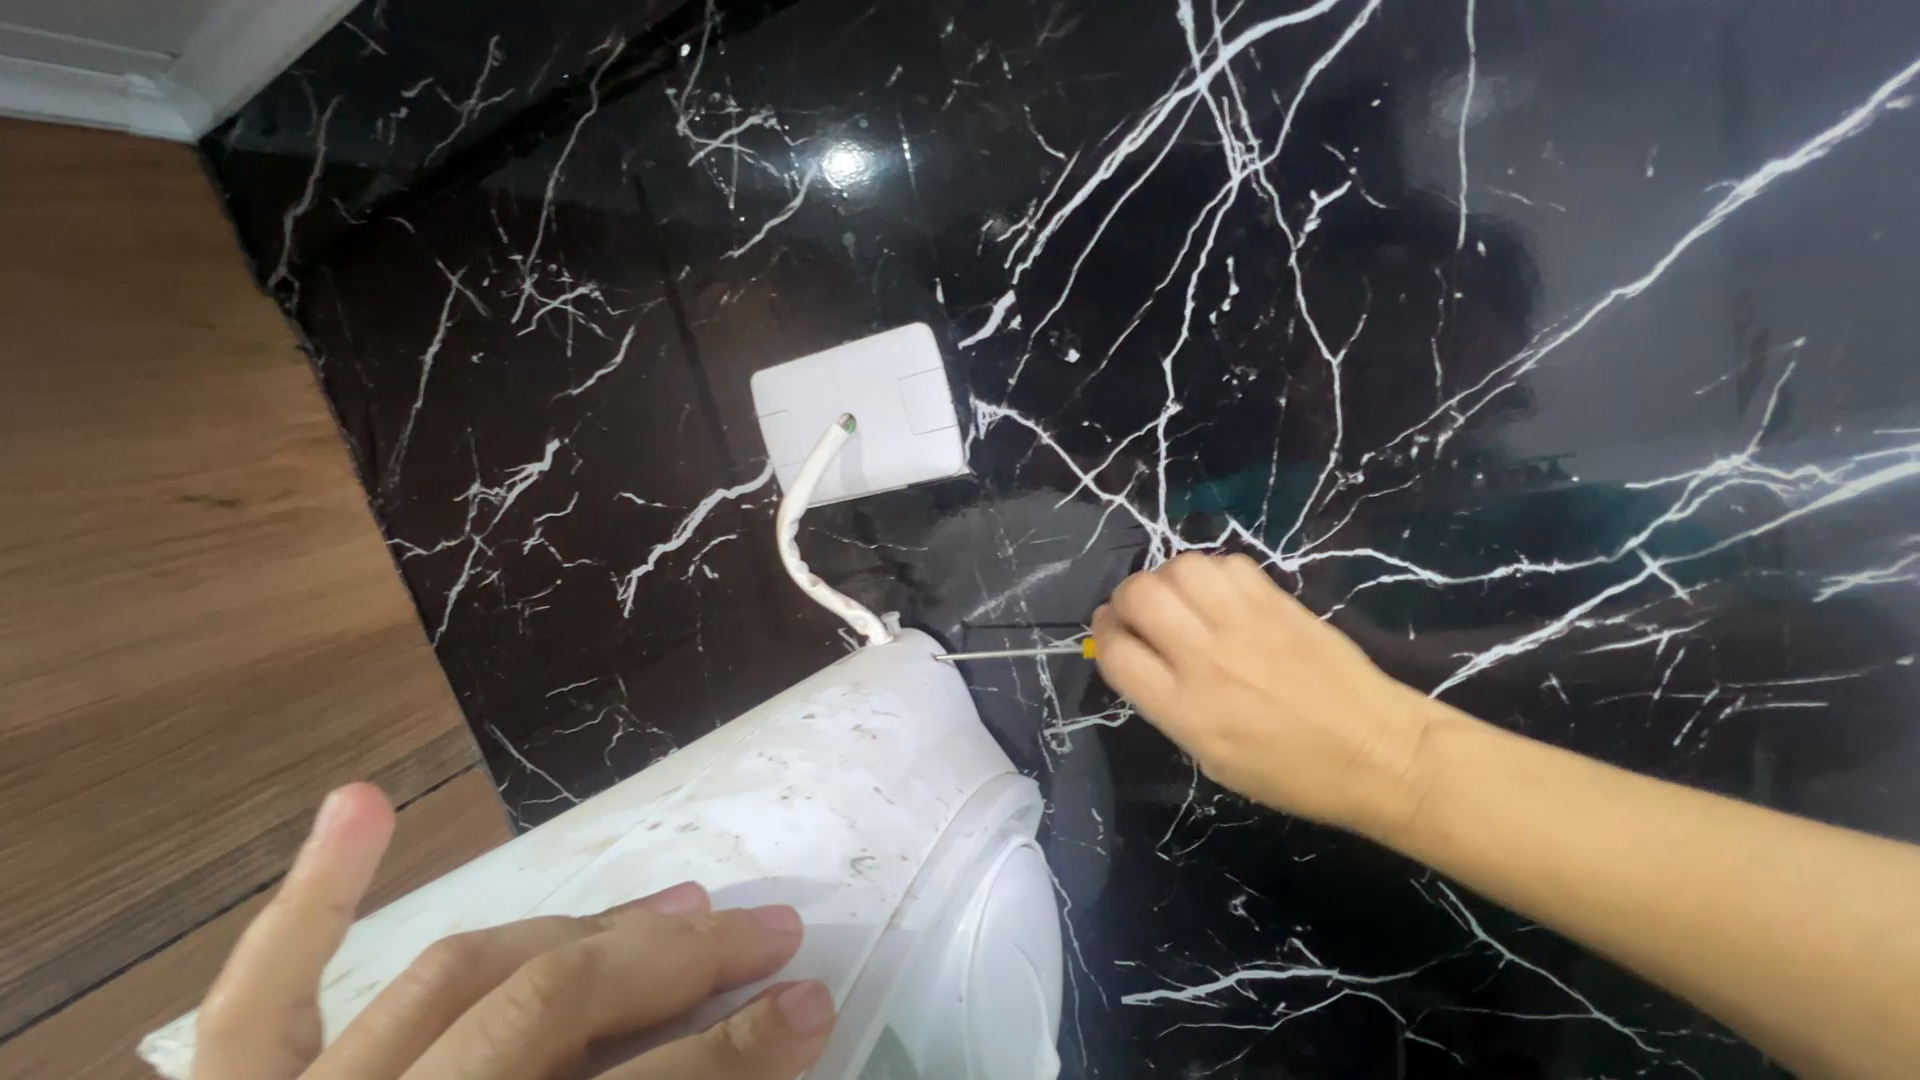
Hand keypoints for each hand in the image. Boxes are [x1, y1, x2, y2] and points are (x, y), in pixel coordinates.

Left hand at [195, 783, 835, 1079]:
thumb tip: (763, 1061)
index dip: (734, 1054)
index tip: (813, 1007)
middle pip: (546, 1010)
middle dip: (679, 963)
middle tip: (770, 932)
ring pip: (457, 974)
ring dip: (582, 924)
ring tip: (681, 900)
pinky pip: (260, 996)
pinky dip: (314, 896)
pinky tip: (363, 803)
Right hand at [1092, 553, 1434, 837]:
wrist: (1378, 752)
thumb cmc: (1289, 773)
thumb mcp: (1210, 758)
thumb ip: (1165, 704)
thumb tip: (1135, 655)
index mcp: (1185, 710)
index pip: (1117, 652)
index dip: (1103, 636)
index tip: (1112, 634)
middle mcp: (1207, 659)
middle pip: (1139, 596)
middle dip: (1126, 599)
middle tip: (1140, 614)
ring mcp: (1245, 624)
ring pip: (1180, 568)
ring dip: (1167, 579)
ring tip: (1180, 598)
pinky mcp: (1278, 602)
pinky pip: (1226, 564)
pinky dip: (1211, 572)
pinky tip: (1219, 594)